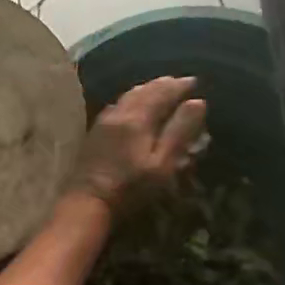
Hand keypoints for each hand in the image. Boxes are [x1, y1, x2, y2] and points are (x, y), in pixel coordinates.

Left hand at [67, 76, 206, 212]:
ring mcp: (102, 123)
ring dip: (145, 90)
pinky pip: (115, 107)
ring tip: (158, 90)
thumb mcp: (162, 164)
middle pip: (142, 90)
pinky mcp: (93, 134)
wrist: (87, 202)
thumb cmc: (129, 187)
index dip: (179, 86)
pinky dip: (130, 101)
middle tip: (178, 83)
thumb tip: (197, 102)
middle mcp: (118, 114)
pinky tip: (132, 107)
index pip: (162, 92)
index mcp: (137, 119)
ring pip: (126, 97)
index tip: (195, 82)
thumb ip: (179, 132)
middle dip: (162, 85)